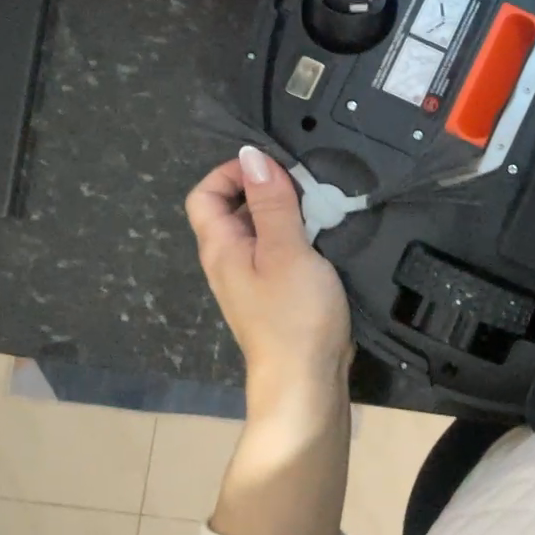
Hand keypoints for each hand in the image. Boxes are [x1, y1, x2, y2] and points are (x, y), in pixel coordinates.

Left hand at [185, 146, 352, 410]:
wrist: (307, 378)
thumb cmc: (294, 314)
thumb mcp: (286, 250)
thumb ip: (272, 203)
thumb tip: (252, 155)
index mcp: (221, 247)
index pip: (205, 194)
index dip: (233, 173)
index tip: (276, 170)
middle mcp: (230, 260)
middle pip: (236, 210)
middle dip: (270, 190)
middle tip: (309, 188)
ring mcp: (255, 279)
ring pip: (264, 231)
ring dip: (291, 215)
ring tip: (324, 210)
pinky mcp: (280, 294)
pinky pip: (283, 252)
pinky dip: (303, 238)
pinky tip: (329, 240)